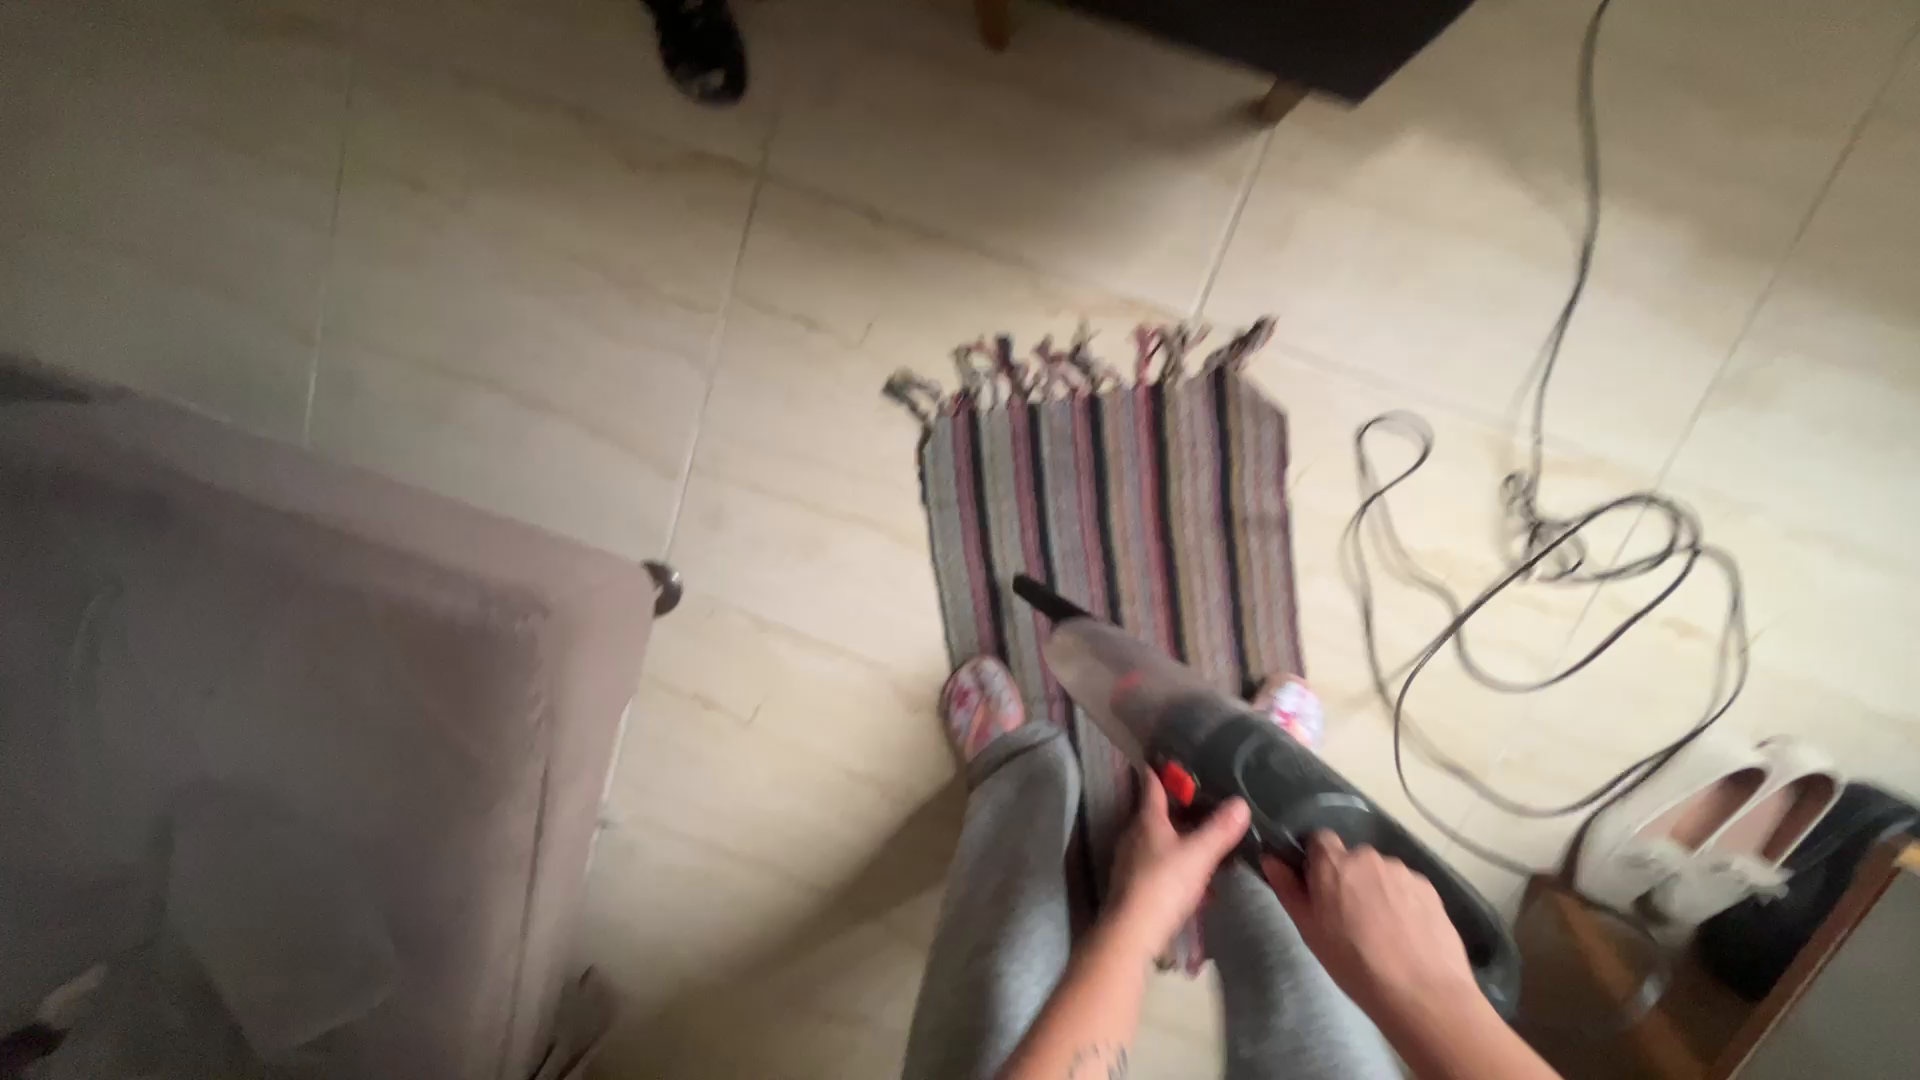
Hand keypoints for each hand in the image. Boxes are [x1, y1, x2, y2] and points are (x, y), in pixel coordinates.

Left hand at [1105, 767, 1249, 955]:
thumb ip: (1219, 829)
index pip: (1153, 784)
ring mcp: (1133, 859)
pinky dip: (1180, 865)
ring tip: (1211, 843)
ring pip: (1162, 840)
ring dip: (1183, 839)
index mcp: (1147, 819)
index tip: (1176, 760)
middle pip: (1159, 813)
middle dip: (1182, 809)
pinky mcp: (1136, 883)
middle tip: (1209, 804)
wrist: (1132, 931)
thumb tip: (1240, 802)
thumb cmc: (1163, 884)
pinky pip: (1162, 864)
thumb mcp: (1198, 855)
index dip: (1164, 771)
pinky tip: (1200, 881)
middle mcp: (1135, 833)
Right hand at [1263, 832, 1478, 1023]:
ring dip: (1376, 889)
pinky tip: (1406, 934)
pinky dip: (1403, 902)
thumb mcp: (1309, 929)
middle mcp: (1367, 857)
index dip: (1317, 859)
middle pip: (1352, 857)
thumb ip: (1287, 888)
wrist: (1423, 995)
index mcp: (1332, 862)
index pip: (1319, 838)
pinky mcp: (1430, 889)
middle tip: (1350, 914)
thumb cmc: (1354, 963)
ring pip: (1380, 873)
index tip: (1318, 886)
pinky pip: (1406, 887)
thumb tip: (1270, 858)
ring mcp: (1402, 871)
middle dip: (1349, 877)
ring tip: (1383, 929)